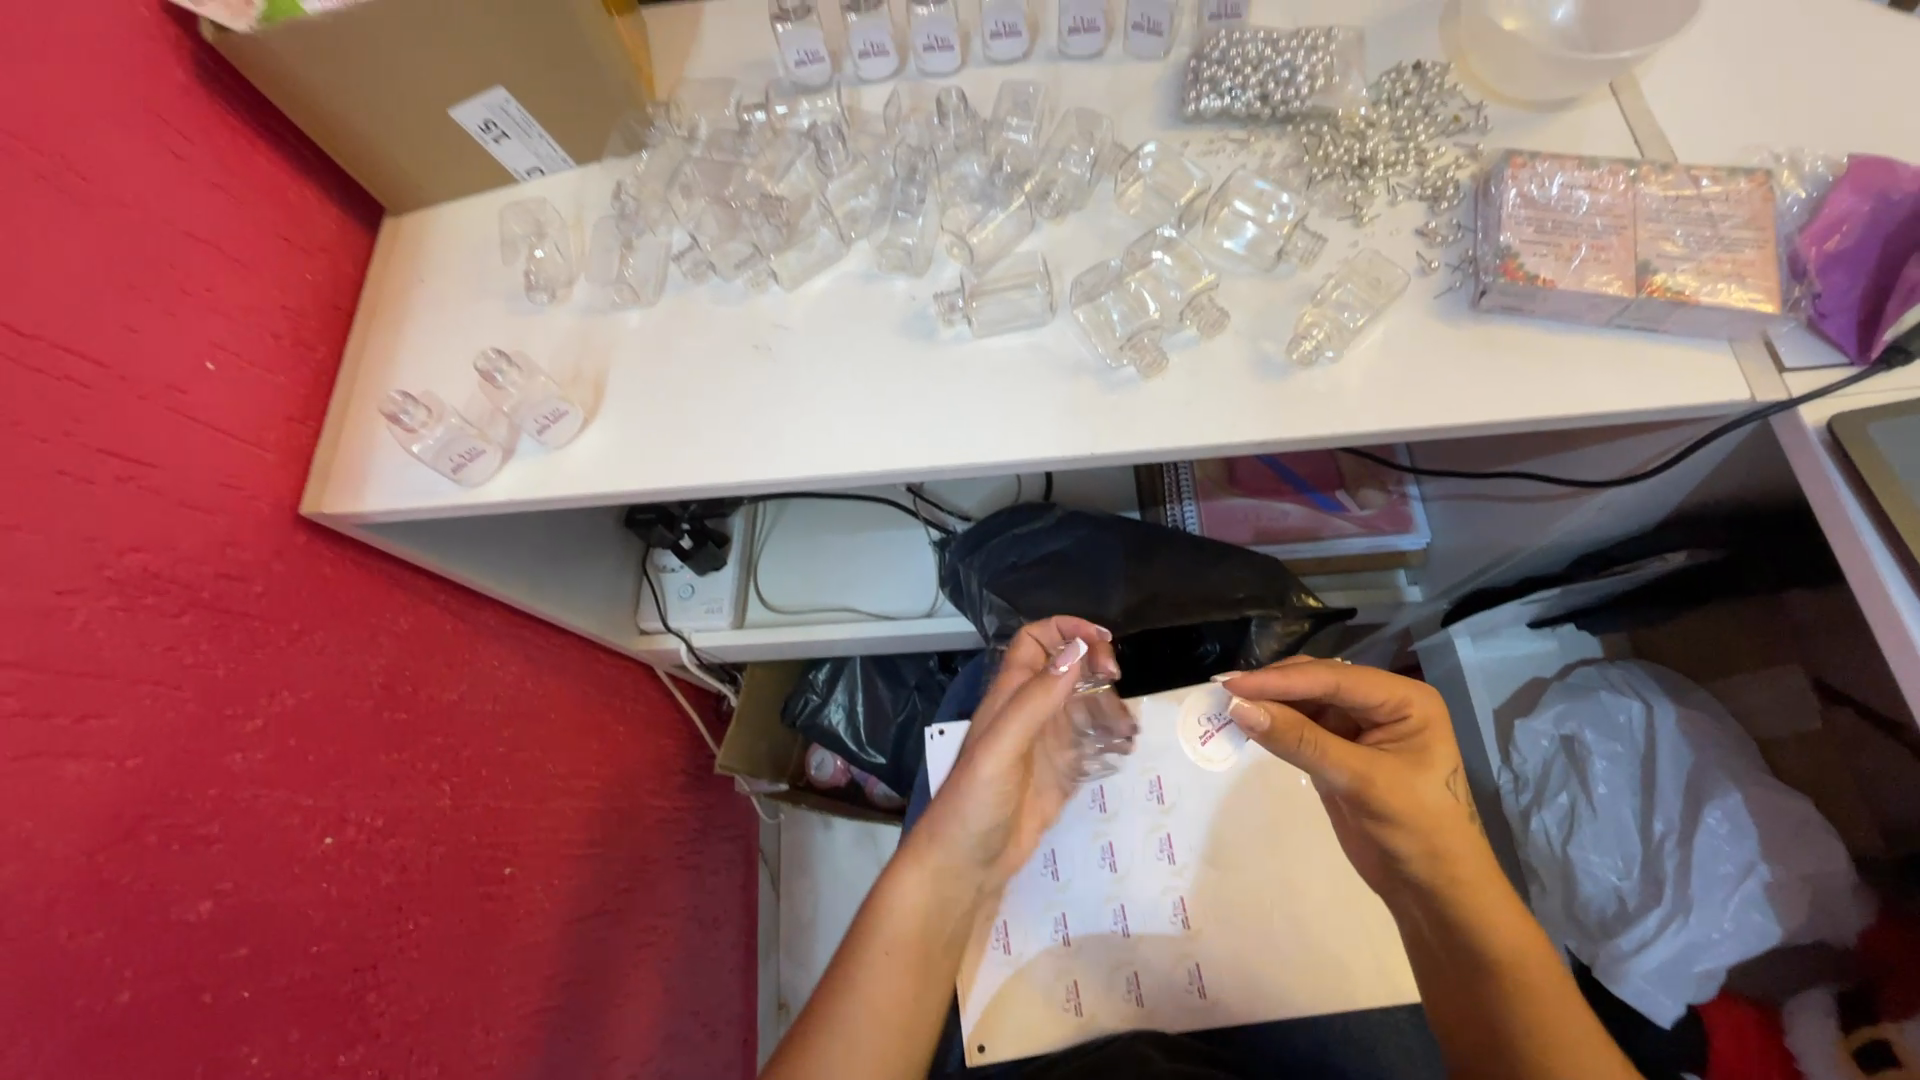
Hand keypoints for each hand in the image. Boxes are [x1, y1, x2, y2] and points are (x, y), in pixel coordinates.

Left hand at [904, 617, 1121, 895]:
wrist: (966, 863)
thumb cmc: (975, 799)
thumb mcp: (1003, 744)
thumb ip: (1037, 698)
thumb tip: (1077, 651)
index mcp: (1010, 694)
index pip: (1037, 640)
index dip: (1067, 631)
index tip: (1103, 644)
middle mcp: (1030, 711)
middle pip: (1069, 669)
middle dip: (1098, 668)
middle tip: (1119, 686)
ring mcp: (1047, 742)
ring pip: (1085, 705)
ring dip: (1110, 706)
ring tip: (1128, 729)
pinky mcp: (1061, 772)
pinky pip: (1092, 743)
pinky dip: (1111, 739)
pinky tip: (1124, 750)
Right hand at [1219, 658, 1495, 900]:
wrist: (1434, 891)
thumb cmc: (1417, 831)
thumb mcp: (1360, 781)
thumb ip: (1299, 741)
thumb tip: (1239, 707)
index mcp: (1404, 700)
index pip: (1333, 678)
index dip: (1280, 680)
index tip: (1232, 684)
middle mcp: (1382, 703)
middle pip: (1317, 682)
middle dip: (1272, 687)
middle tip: (1223, 691)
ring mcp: (1360, 726)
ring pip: (1305, 702)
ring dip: (1269, 704)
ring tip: (1227, 705)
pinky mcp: (1340, 750)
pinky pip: (1301, 727)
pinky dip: (1274, 725)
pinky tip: (1248, 724)